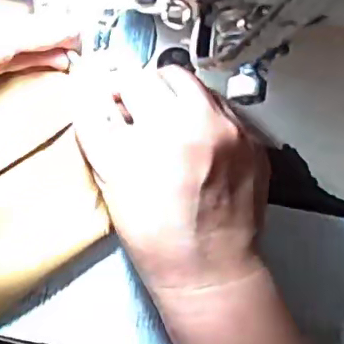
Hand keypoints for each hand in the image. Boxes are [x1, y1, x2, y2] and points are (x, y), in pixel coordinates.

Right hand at [74, 62, 271, 296]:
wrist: (209, 267)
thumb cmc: (153, 234)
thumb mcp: (109, 181)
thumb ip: (98, 132)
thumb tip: (92, 96)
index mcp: (145, 140)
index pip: (116, 87)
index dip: (104, 92)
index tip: (102, 99)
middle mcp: (189, 127)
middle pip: (154, 76)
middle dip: (139, 90)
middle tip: (132, 111)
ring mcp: (226, 131)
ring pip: (189, 83)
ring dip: (170, 96)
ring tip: (164, 125)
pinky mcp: (251, 139)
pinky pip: (218, 106)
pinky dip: (200, 114)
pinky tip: (193, 141)